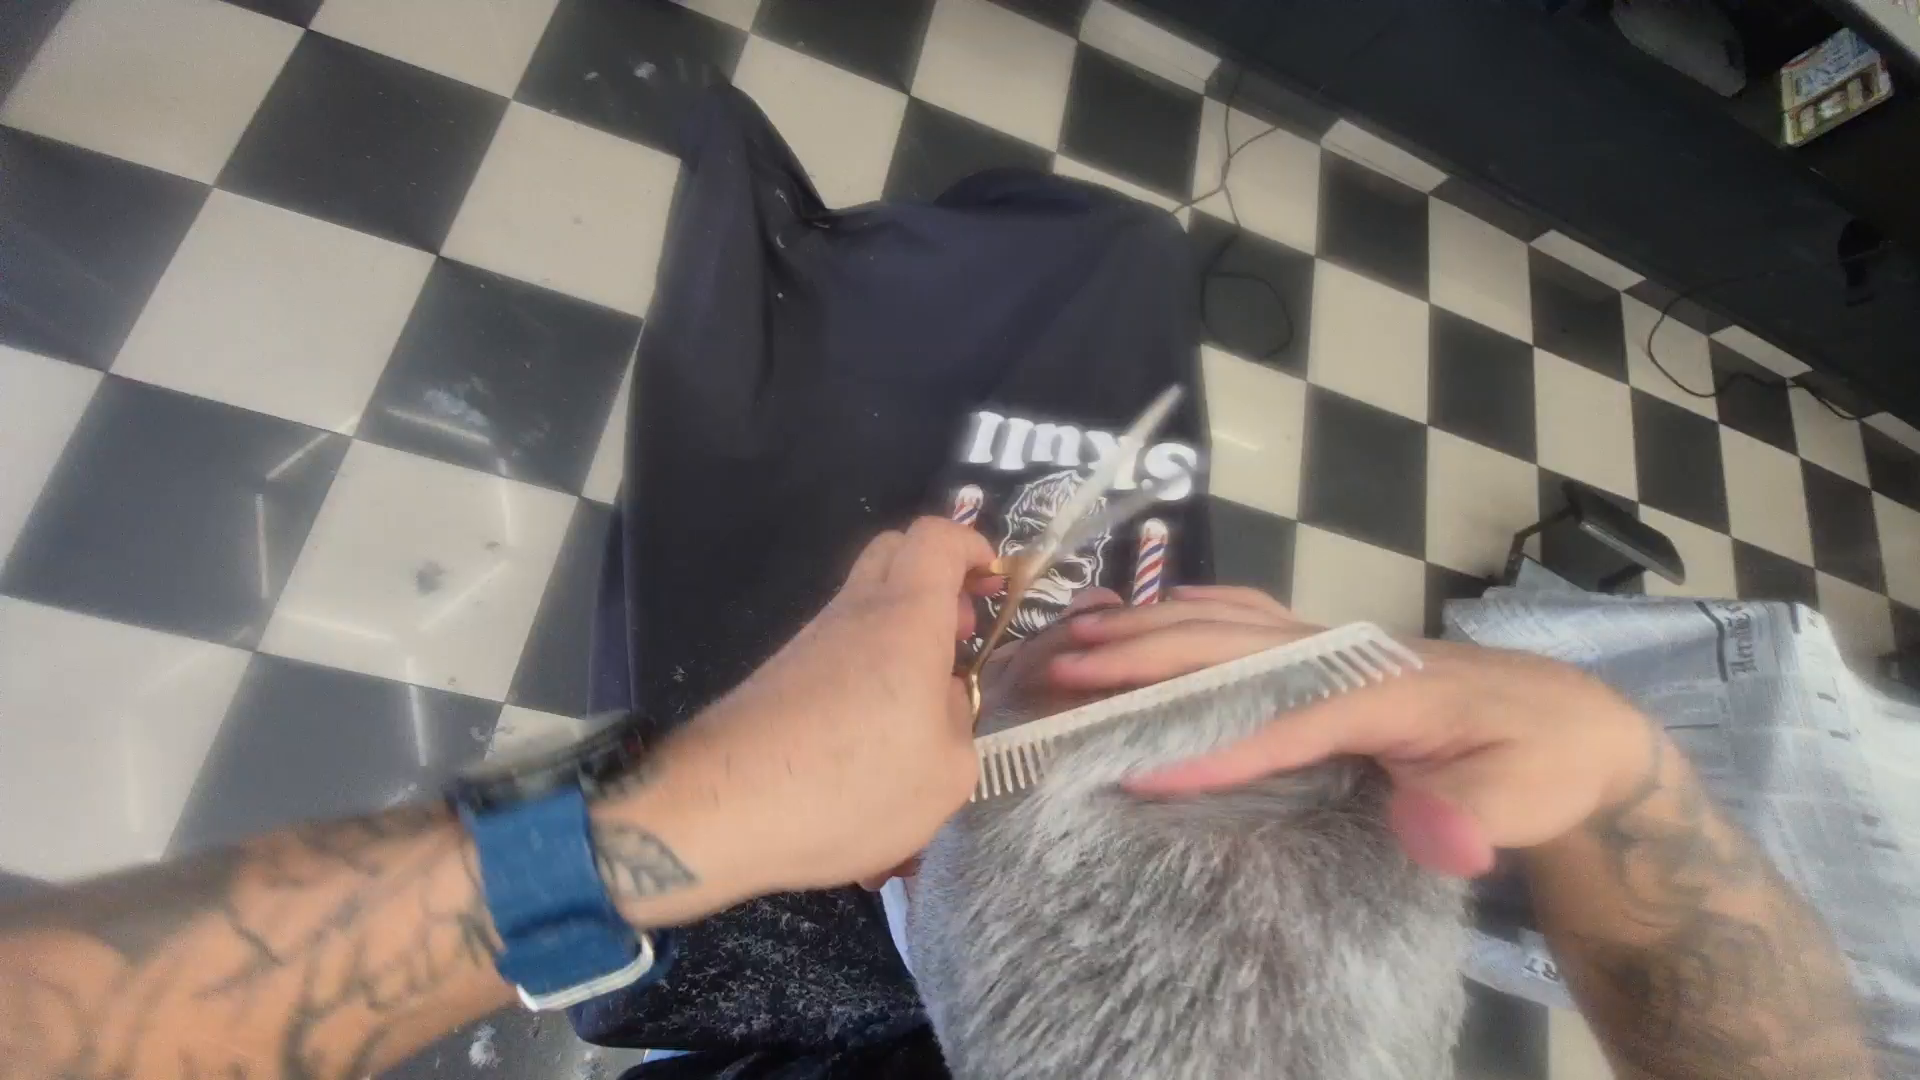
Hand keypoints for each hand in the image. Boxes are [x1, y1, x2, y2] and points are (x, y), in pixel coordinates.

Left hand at [634, 517, 996, 900]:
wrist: (720, 812)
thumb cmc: (850, 785)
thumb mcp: (946, 773)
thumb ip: (957, 721)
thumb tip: (940, 698)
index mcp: (905, 619)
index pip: (937, 537)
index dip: (974, 546)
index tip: (996, 585)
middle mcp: (855, 613)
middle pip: (895, 551)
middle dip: (939, 577)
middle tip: (960, 632)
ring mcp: (812, 640)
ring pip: (867, 602)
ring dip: (904, 629)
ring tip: (923, 699)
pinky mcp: (782, 673)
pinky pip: (840, 646)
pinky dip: (871, 665)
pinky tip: (874, 733)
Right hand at [1043, 586, 1655, 876]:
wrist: (1559, 711)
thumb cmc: (1536, 759)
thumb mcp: (1529, 797)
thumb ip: (1476, 815)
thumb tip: (1426, 835)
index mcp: (1371, 691)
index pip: (1272, 722)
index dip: (1206, 747)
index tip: (1137, 769)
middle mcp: (1331, 652)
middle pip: (1219, 648)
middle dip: (1139, 659)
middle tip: (1066, 666)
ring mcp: (1319, 638)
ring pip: (1217, 620)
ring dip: (1148, 625)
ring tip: (1084, 630)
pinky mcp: (1315, 639)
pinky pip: (1239, 610)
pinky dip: (1188, 606)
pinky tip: (1158, 607)